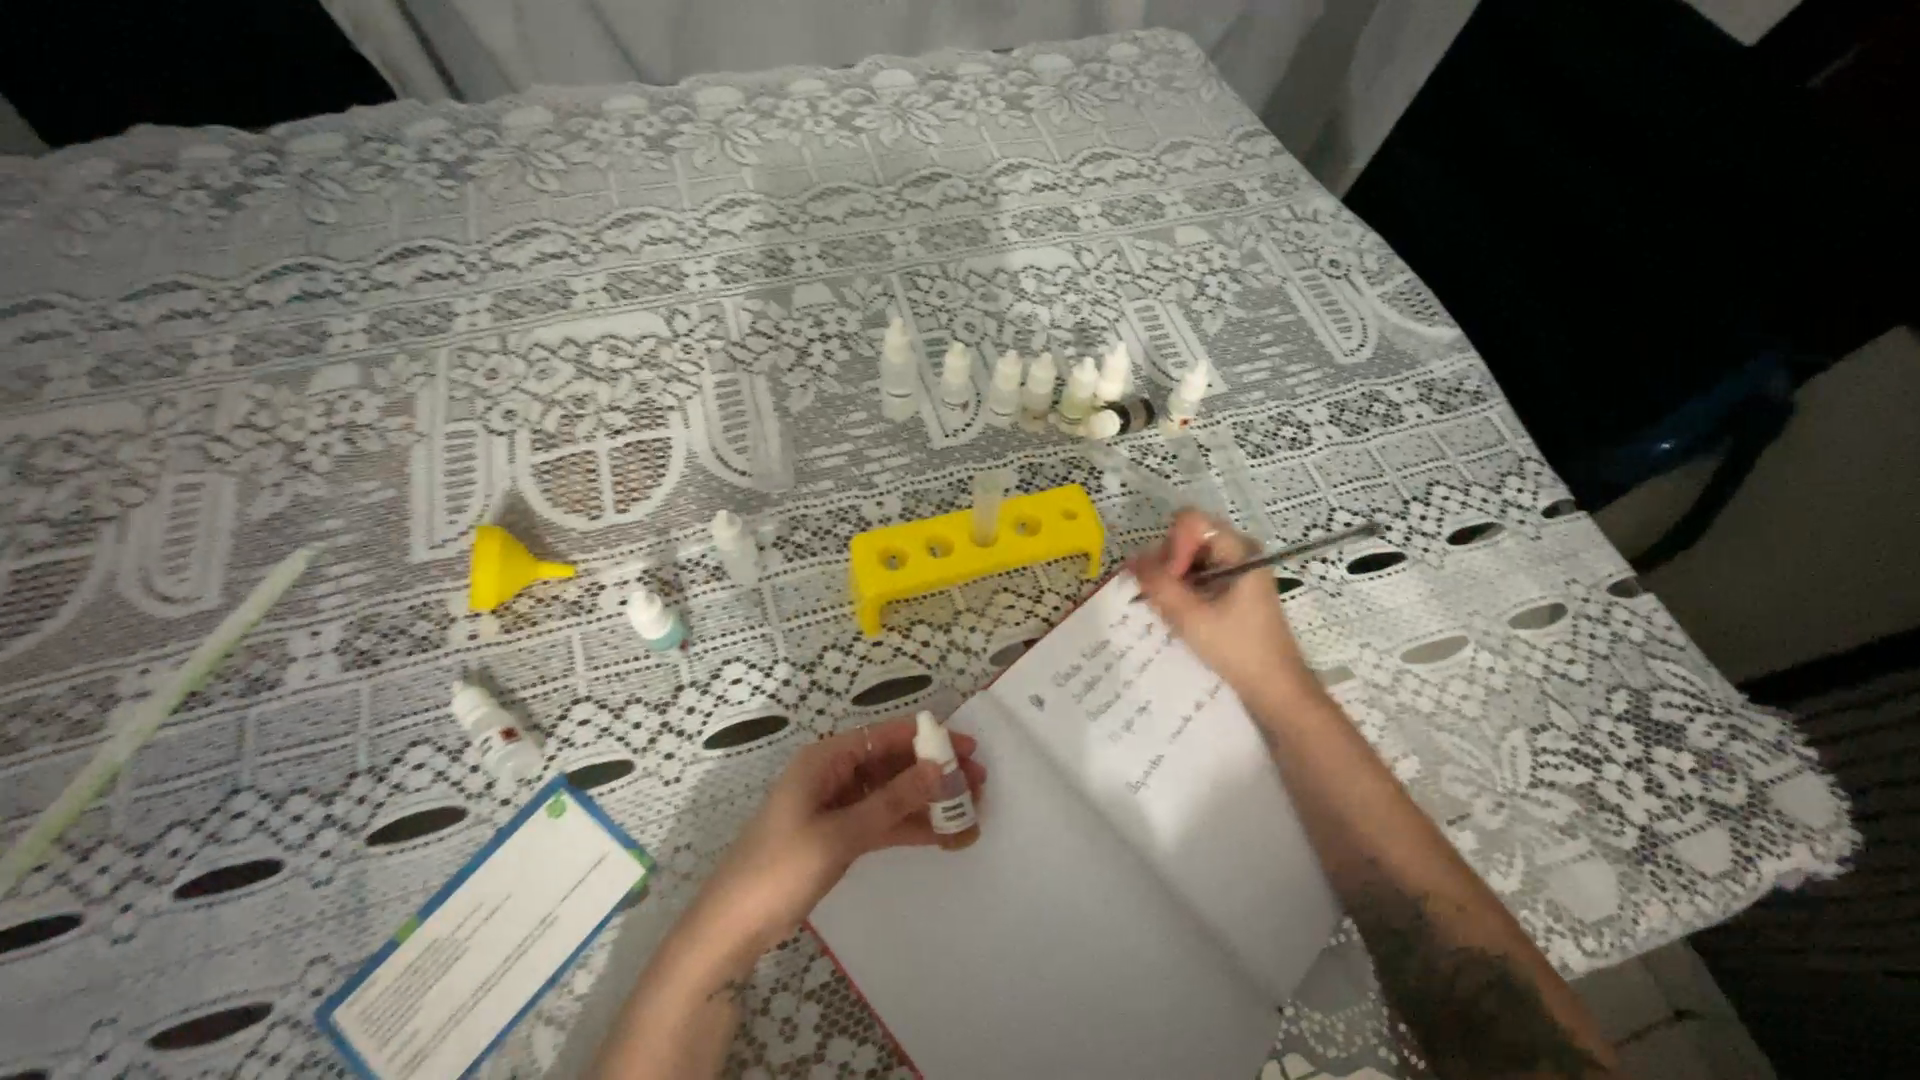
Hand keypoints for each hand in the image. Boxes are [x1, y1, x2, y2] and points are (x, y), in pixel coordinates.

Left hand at [682, 716, 986, 957]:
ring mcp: (837, 807)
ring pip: (891, 794)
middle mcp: (833, 775)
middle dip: (934, 771)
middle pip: (892, 763)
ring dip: (928, 800)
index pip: (883, 737)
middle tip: (978, 783)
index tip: (968, 746)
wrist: (735, 924)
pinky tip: (944, 835)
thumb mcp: (839, 834)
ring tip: (971, 809)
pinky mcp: (840, 836)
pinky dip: (911, 826)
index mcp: (824, 761)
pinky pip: (883, 822)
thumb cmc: (780, 868)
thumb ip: (891, 802)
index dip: (927, 738)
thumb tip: (938, 769)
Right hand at [1128, 508, 1315, 696]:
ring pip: (1190, 556)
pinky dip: (1183, 588)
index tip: (1170, 580)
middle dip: (1168, 563)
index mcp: (1239, 549)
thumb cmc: (1236, 648)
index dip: (1171, 546)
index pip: (1190, 522)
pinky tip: (1180, 612)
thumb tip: (1131, 559)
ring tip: (1170, 608)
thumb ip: (1158, 584)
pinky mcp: (1233, 586)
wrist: (1274, 686)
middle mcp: (1240, 550)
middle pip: (1188, 536)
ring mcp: (1238, 568)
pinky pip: (1198, 573)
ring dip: (1173, 578)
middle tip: (1163, 597)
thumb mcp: (1190, 617)